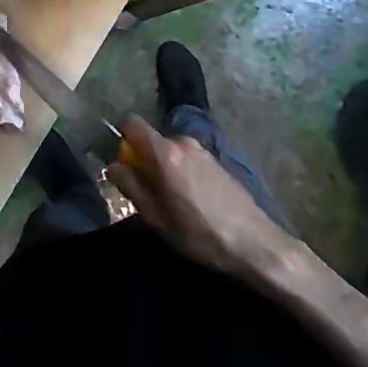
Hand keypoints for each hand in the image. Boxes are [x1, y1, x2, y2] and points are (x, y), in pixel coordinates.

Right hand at [106, 117, 292, 279]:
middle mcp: (184, 142)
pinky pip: (187, 157)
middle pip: (152, 140)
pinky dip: (181, 171)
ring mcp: (203, 149)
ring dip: (164, 168)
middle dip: (145, 161)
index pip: (133, 124)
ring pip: (170, 150)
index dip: (123, 140)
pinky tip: (192, 199)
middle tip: (149, 194)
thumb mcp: (158, 218)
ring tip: (173, 201)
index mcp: (166, 153)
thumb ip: (132, 187)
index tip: (125, 166)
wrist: (254, 242)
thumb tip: (113, 166)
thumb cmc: (200, 234)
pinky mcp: (216, 159)